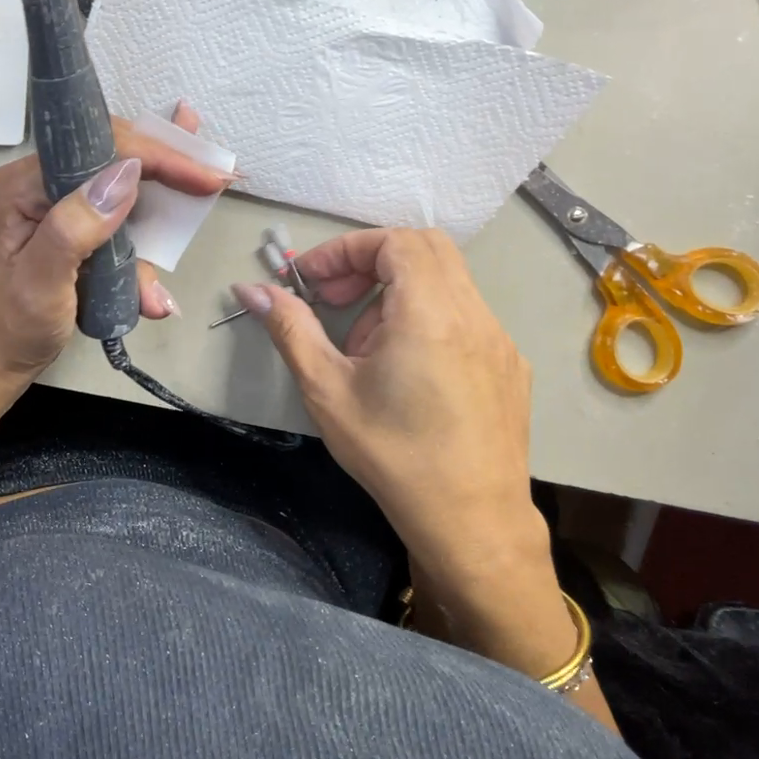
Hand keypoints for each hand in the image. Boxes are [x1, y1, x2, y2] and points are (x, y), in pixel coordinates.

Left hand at [0, 106, 235, 380]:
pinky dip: (140, 251)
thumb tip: (126, 174)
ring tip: (184, 232)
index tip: (202, 176)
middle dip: (164, 174)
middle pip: (109, 158)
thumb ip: (75, 228)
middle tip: (212, 180)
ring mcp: (50, 205)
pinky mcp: (67, 226)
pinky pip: (114, 222)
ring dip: (154, 222)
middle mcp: (31, 185)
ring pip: (118, 191)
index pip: (91, 149)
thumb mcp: (40, 282)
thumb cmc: (13, 326)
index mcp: (16, 187)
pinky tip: (150, 292)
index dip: (152, 156)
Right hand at [230, 229, 545, 584]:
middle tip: (331, 298)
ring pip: (445, 281)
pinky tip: (400, 367)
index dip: (345, 250)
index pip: (396, 241)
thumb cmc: (389, 451)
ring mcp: (499, 340)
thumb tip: (250, 289)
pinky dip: (422, 316)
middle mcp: (474, 316)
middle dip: (369, 260)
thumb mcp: (325, 388)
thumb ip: (290, 328)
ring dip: (393, 291)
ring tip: (360, 344)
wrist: (469, 517)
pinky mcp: (508, 364)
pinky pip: (463, 314)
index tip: (310, 281)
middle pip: (427, 248)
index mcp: (429, 315)